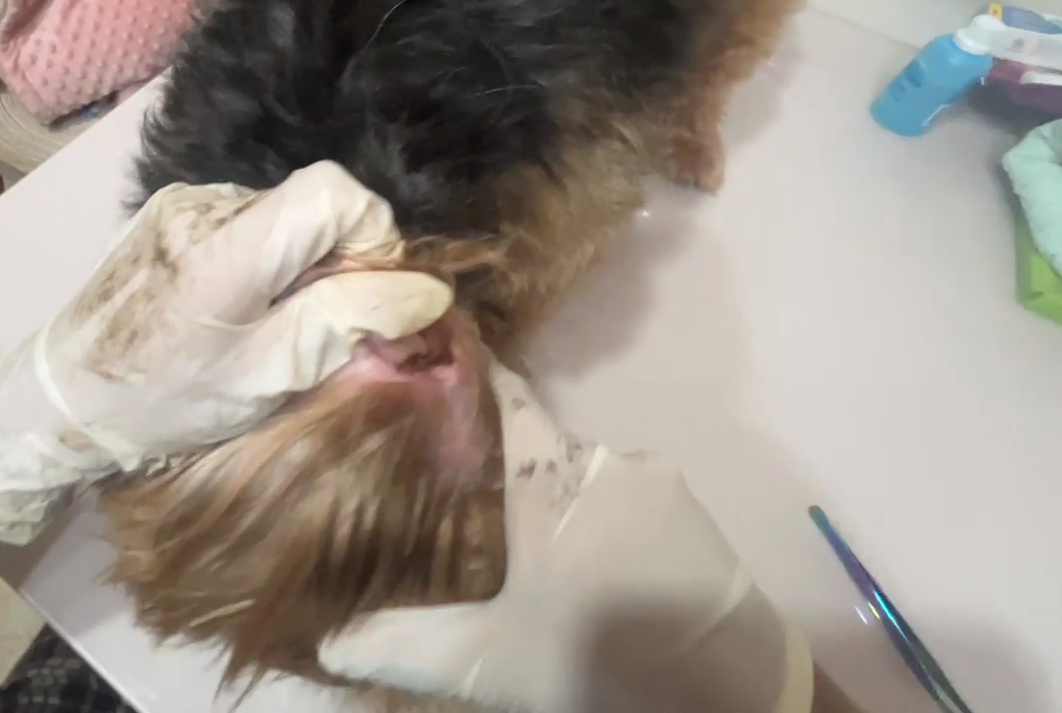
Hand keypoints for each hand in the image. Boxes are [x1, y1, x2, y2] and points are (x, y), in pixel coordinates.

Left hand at [0, 161, 454, 543]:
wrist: (62, 395)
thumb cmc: (164, 400)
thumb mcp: (263, 379)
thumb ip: (344, 325)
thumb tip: (425, 290)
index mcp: (227, 247)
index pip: (333, 191)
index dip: (370, 235)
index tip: (365, 295)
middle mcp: (205, 203)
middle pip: (312, 202)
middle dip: (340, 258)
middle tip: (322, 326)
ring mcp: (183, 200)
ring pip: (284, 212)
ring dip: (301, 260)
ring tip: (270, 321)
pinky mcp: (170, 208)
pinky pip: (248, 218)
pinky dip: (267, 255)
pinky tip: (237, 302)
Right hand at [320, 367, 815, 712]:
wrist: (735, 698)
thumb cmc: (599, 658)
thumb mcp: (491, 663)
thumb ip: (407, 645)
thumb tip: (326, 644)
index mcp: (540, 472)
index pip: (496, 393)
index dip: (464, 380)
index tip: (431, 382)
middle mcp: (589, 453)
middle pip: (530, 440)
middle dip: (502, 468)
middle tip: (476, 513)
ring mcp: (642, 472)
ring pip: (575, 468)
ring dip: (554, 497)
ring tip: (541, 552)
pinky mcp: (682, 498)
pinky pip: (620, 487)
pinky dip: (601, 511)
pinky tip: (598, 563)